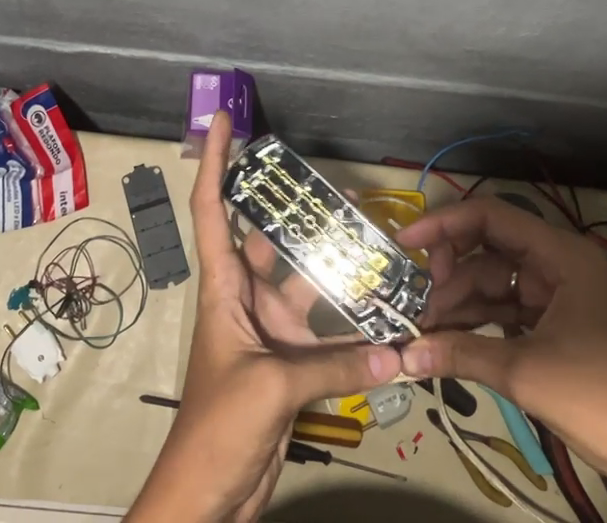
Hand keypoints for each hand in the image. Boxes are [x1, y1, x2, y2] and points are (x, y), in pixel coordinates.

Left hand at [126, 113, 401, 522]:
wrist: (207, 495)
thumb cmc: (217, 428)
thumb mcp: (272, 387)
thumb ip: (336, 365)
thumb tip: (399, 351)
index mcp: (223, 290)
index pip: (213, 210)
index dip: (214, 163)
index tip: (224, 121)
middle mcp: (245, 301)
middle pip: (269, 242)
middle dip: (298, 215)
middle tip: (343, 191)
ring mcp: (268, 334)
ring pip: (304, 288)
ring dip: (333, 271)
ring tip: (375, 243)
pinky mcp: (289, 367)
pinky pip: (323, 333)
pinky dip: (350, 325)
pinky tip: (384, 313)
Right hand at [396, 199, 606, 522]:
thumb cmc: (603, 399)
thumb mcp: (525, 372)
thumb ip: (459, 353)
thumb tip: (402, 355)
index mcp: (563, 255)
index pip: (491, 217)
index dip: (443, 225)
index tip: (403, 244)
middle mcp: (560, 266)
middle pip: (489, 250)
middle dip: (450, 274)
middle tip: (416, 304)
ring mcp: (560, 297)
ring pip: (494, 284)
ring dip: (459, 303)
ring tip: (423, 330)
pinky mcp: (558, 328)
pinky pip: (507, 311)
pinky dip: (477, 323)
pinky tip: (447, 340)